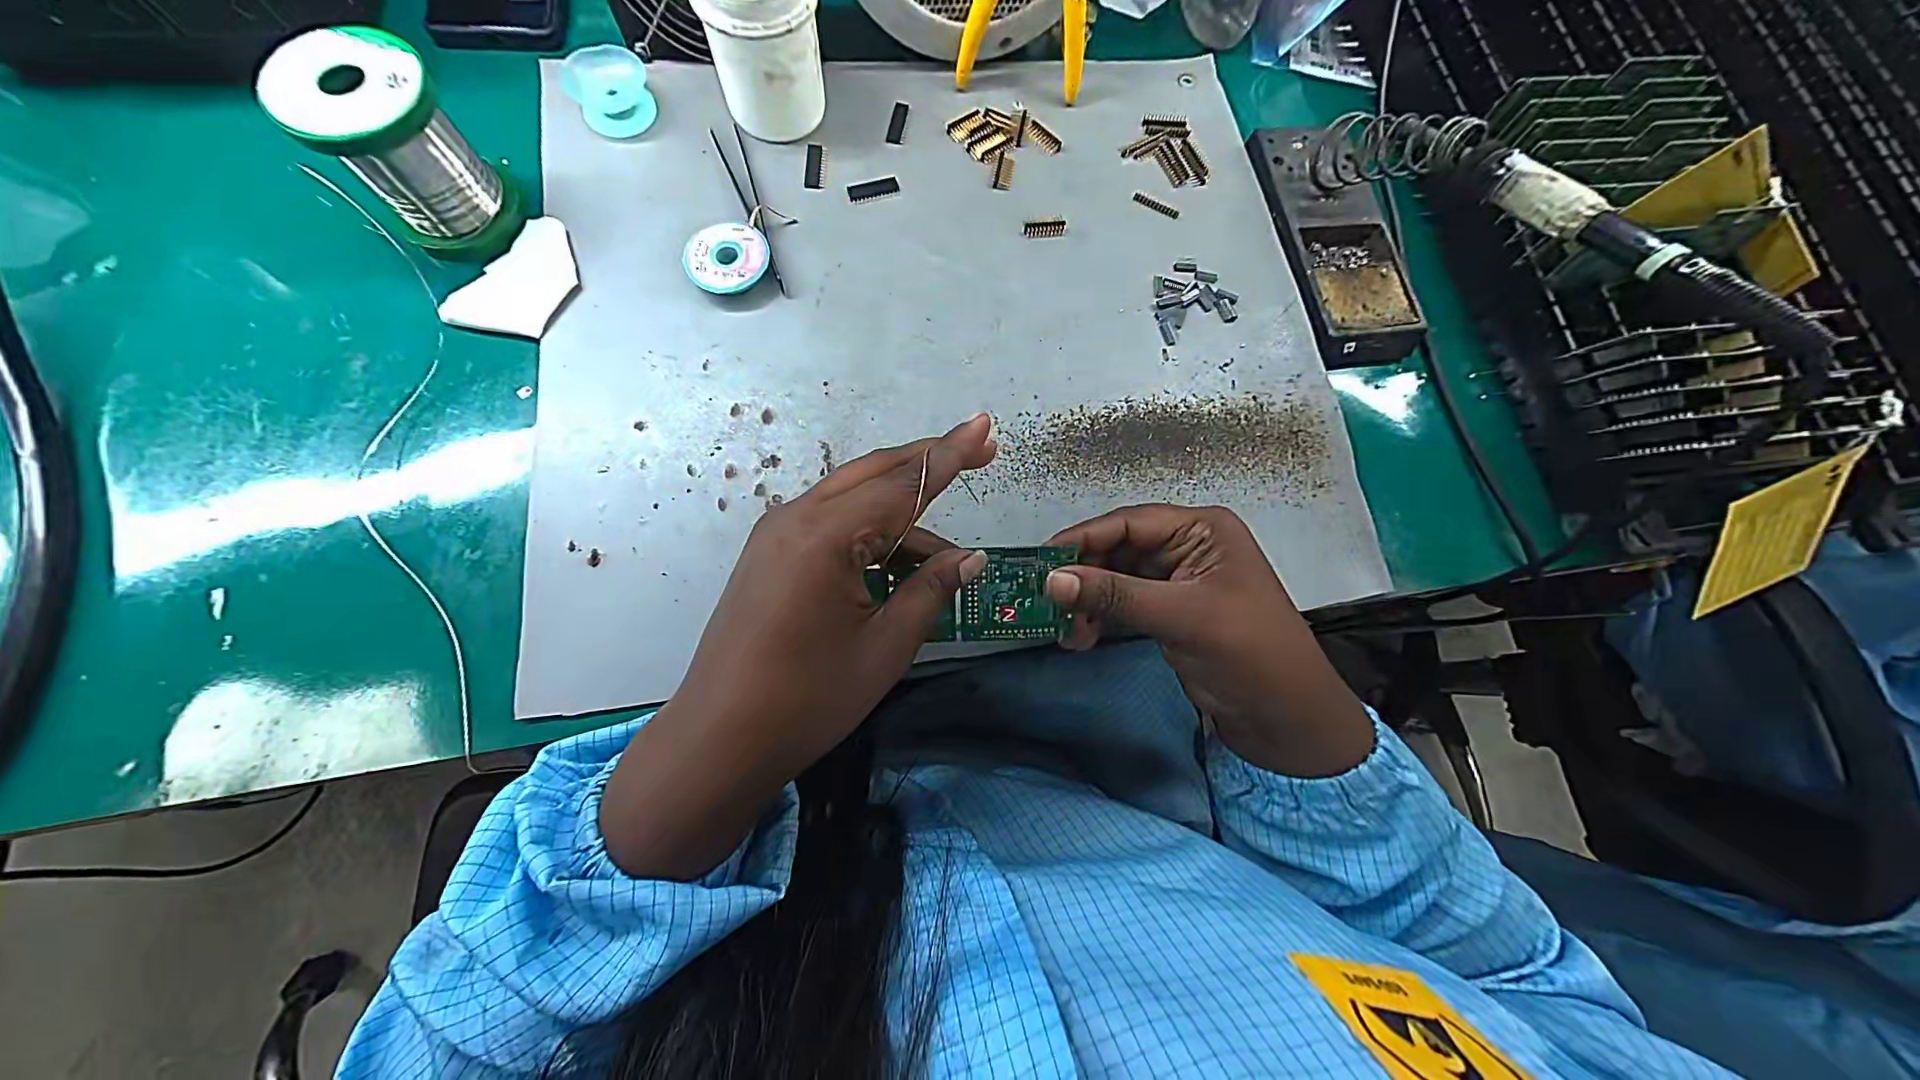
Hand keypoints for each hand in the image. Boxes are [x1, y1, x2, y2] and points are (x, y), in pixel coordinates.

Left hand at [601, 415, 995, 878]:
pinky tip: (896, 560)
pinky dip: (869, 530)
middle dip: (927, 461)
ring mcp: (776, 535)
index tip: (984, 427)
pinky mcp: (768, 555)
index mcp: (826, 536)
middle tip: (979, 451)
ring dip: (899, 507)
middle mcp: (796, 519)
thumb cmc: (808, 700)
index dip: (949, 455)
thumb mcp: (884, 648)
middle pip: (873, 473)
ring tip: (943, 549)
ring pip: (850, 497)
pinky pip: (829, 523)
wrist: (718, 740)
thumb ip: (930, 590)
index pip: (902, 484)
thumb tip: (971, 557)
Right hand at [1044, 504, 1372, 776]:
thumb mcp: (1182, 617)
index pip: (1130, 523)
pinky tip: (1081, 638)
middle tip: (1047, 600)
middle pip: (1118, 550)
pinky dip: (1099, 620)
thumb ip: (1115, 595)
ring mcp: (1177, 583)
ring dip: (1088, 603)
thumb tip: (1052, 580)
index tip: (1042, 559)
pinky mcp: (1168, 615)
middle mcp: (1188, 548)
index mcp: (1203, 531)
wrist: (1290, 721)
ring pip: (1115, 580)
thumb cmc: (1250, 653)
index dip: (1083, 538)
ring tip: (1066, 631)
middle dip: (1084, 576)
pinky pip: (1122, 607)